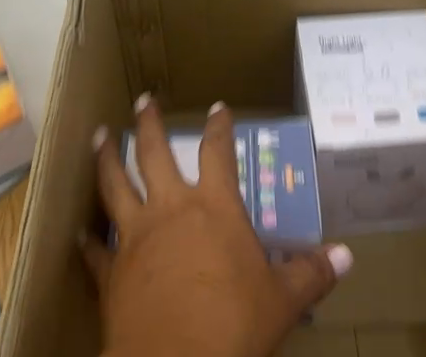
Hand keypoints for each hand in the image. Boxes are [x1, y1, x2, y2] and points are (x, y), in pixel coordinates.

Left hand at [86, 96, 352, 356]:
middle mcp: (170, 210)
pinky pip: (95, 250)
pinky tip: (78, 232)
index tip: (217, 107)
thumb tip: (346, 256)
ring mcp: (135, 237)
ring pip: (114, 186)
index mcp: (214, 208)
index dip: (219, 128)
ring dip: (106, 160)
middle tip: (142, 100)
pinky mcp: (111, 272)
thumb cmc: (234, 326)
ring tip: (100, 137)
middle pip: (153, 154)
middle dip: (148, 124)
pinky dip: (88, 240)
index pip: (218, 154)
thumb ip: (312, 273)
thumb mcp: (282, 301)